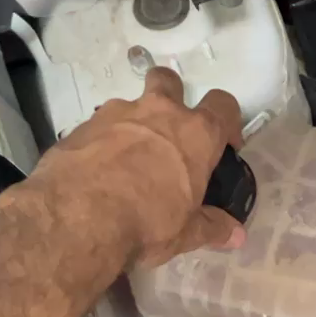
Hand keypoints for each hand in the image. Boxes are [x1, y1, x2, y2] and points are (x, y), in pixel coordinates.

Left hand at [4, 66, 245, 289]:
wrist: (78, 216)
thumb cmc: (148, 221)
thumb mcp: (187, 233)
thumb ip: (213, 228)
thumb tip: (237, 235)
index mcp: (195, 135)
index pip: (223, 106)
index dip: (228, 122)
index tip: (226, 145)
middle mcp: (158, 112)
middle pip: (170, 81)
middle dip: (174, 97)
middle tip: (173, 133)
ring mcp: (117, 114)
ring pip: (132, 105)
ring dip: (137, 124)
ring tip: (133, 161)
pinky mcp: (83, 125)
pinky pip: (103, 126)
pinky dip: (108, 142)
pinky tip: (104, 171)